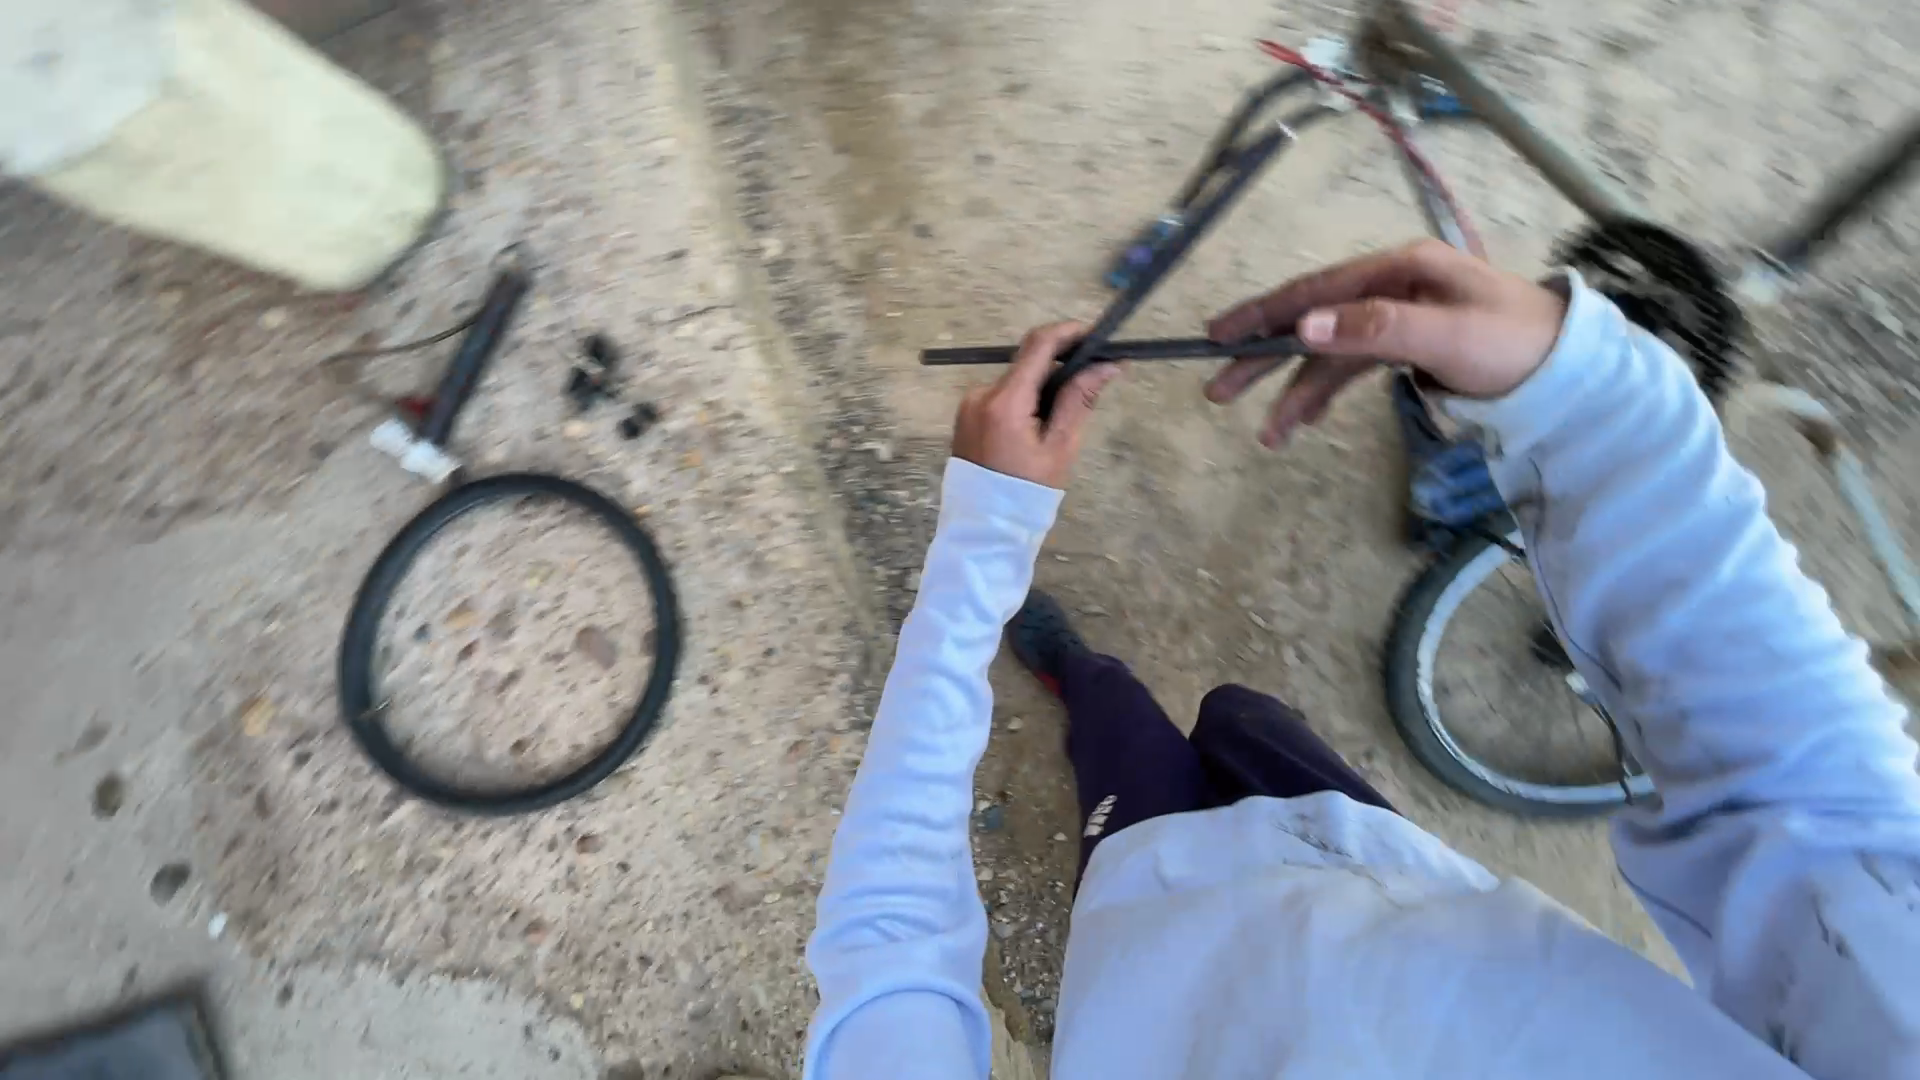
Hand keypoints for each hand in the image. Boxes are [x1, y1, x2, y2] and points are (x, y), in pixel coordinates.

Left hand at [952, 321, 1121, 488]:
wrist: (985, 526)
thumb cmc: (1027, 492)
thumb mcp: (1060, 447)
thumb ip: (1079, 400)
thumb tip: (1108, 364)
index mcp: (1004, 402)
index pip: (1038, 345)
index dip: (1068, 333)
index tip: (1094, 335)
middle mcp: (980, 394)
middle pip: (1027, 364)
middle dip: (1059, 369)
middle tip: (1089, 387)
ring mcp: (968, 404)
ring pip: (1015, 381)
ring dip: (1040, 389)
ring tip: (1058, 422)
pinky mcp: (965, 415)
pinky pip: (1000, 397)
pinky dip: (1022, 402)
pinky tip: (1034, 429)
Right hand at [1205, 239, 1568, 447]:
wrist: (1569, 373)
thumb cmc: (1513, 345)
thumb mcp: (1447, 335)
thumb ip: (1374, 328)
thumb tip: (1303, 327)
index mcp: (1396, 270)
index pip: (1312, 291)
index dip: (1261, 315)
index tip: (1217, 337)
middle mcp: (1386, 289)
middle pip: (1308, 322)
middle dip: (1262, 358)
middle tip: (1218, 390)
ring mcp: (1390, 319)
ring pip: (1323, 355)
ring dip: (1293, 393)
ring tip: (1269, 435)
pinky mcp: (1397, 347)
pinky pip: (1345, 371)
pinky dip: (1321, 395)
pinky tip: (1302, 421)